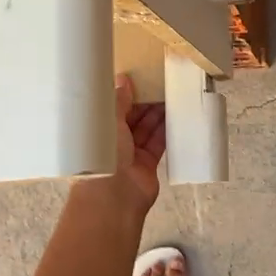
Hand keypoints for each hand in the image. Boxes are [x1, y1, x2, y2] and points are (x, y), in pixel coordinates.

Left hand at [105, 75, 165, 217]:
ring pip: (146, 128)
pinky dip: (166, 129)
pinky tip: (176, 114)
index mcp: (98, 130)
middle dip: (145, 100)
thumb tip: (123, 79)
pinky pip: (158, 142)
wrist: (115, 198)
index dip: (126, 93)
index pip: (113, 107)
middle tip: (161, 82)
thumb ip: (118, 101)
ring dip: (157, 112)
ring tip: (172, 93)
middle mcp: (113, 141)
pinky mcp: (148, 163)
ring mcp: (131, 153)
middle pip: (131, 116)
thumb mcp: (109, 122)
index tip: (140, 76)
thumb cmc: (104, 154)